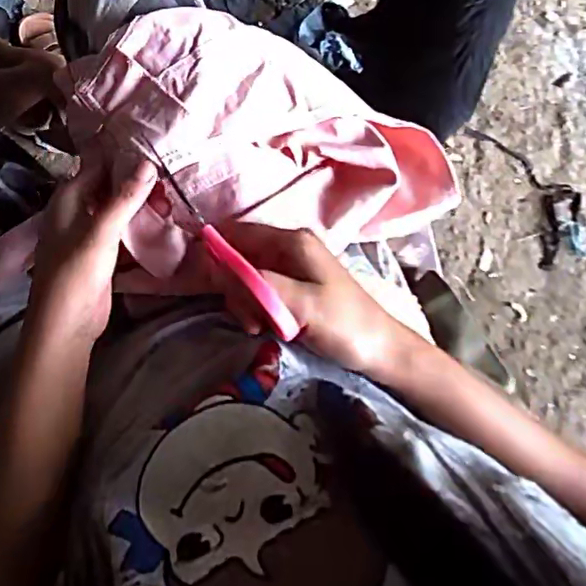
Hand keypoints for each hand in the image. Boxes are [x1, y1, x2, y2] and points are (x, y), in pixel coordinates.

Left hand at [27, 153, 156, 339]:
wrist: (65, 326)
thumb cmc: (76, 274)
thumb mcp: (101, 232)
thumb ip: (124, 197)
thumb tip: (148, 161)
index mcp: (69, 197)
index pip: (98, 164)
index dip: (123, 153)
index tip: (154, 141)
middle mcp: (77, 209)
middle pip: (110, 184)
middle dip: (136, 177)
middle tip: (171, 167)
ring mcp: (89, 231)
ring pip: (118, 207)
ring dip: (140, 201)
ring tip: (173, 189)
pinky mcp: (101, 251)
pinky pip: (122, 228)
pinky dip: (139, 223)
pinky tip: (163, 219)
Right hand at [222, 224, 417, 379]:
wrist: (384, 352)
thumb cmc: (346, 325)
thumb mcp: (299, 306)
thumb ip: (256, 284)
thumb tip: (215, 264)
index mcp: (292, 241)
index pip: (237, 232)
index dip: (214, 250)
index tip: (200, 279)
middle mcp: (289, 247)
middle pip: (239, 255)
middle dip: (233, 285)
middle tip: (248, 317)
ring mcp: (291, 267)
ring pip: (246, 276)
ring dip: (244, 301)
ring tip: (259, 326)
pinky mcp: (292, 288)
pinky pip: (259, 291)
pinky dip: (255, 308)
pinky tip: (265, 327)